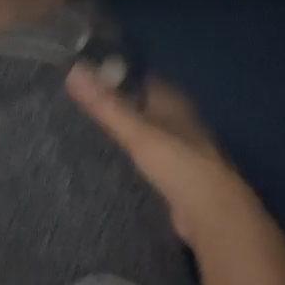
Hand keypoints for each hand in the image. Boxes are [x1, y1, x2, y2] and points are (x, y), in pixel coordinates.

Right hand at [64, 63, 269, 250]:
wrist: (211, 214)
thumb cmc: (178, 165)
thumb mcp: (136, 132)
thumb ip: (105, 105)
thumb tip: (73, 70)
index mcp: (175, 105)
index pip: (144, 78)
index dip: (118, 74)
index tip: (88, 73)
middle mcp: (181, 122)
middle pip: (146, 104)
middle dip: (120, 100)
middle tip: (83, 101)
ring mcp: (181, 149)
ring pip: (148, 129)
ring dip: (126, 127)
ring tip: (92, 127)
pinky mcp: (176, 174)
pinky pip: (149, 153)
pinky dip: (132, 151)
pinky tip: (114, 157)